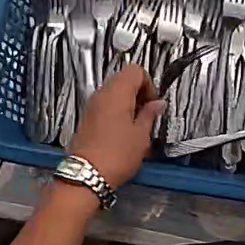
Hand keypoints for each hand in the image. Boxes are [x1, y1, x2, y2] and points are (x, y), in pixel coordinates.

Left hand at [68, 63, 165, 188]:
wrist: (87, 174)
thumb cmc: (118, 154)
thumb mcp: (141, 135)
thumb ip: (150, 114)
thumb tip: (158, 103)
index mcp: (117, 92)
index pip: (135, 70)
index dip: (148, 84)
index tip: (153, 104)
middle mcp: (101, 93)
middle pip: (123, 79)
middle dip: (138, 92)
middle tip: (147, 114)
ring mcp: (91, 105)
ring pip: (113, 93)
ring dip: (127, 103)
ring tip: (136, 125)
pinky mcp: (86, 118)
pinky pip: (104, 105)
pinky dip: (116, 111)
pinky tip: (122, 132)